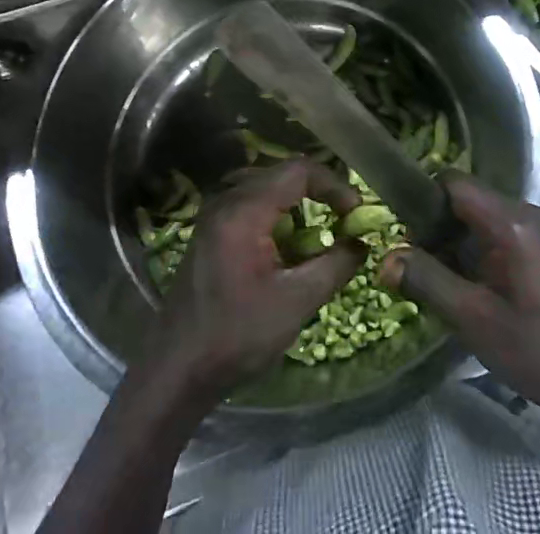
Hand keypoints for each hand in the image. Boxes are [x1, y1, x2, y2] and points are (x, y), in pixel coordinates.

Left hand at [139, 160, 365, 399]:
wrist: (178, 368)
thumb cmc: (238, 335)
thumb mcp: (297, 301)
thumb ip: (335, 265)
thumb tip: (361, 244)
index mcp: (243, 211)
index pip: (297, 171)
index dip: (333, 185)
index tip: (355, 213)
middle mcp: (225, 202)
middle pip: (280, 174)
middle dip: (317, 191)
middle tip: (343, 218)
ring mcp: (213, 216)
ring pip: (264, 189)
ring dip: (296, 204)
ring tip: (321, 230)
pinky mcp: (210, 233)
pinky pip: (249, 206)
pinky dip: (276, 216)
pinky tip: (289, 246)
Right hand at [377, 177, 539, 500]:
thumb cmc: (536, 350)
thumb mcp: (473, 318)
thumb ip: (427, 280)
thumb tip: (384, 258)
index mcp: (512, 222)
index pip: (453, 183)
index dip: (422, 199)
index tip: (400, 230)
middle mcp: (525, 213)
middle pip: (463, 198)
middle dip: (433, 225)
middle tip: (413, 261)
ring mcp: (534, 228)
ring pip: (474, 216)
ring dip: (450, 240)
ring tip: (434, 275)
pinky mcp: (537, 245)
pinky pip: (491, 231)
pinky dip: (469, 249)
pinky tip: (462, 283)